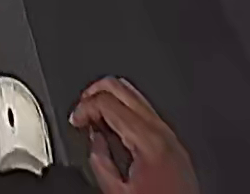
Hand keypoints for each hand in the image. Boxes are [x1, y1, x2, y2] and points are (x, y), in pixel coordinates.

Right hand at [69, 77, 198, 193]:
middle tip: (82, 111)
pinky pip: (145, 110)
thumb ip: (101, 163)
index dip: (84, 107)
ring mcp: (170, 135)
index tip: (75, 120)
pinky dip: (124, 108)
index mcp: (148, 141)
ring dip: (110, 98)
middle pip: (120, 86)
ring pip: (133, 93)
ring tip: (95, 117)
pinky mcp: (174, 143)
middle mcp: (162, 131)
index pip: (107, 102)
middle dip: (94, 93)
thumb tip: (94, 139)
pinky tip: (116, 127)